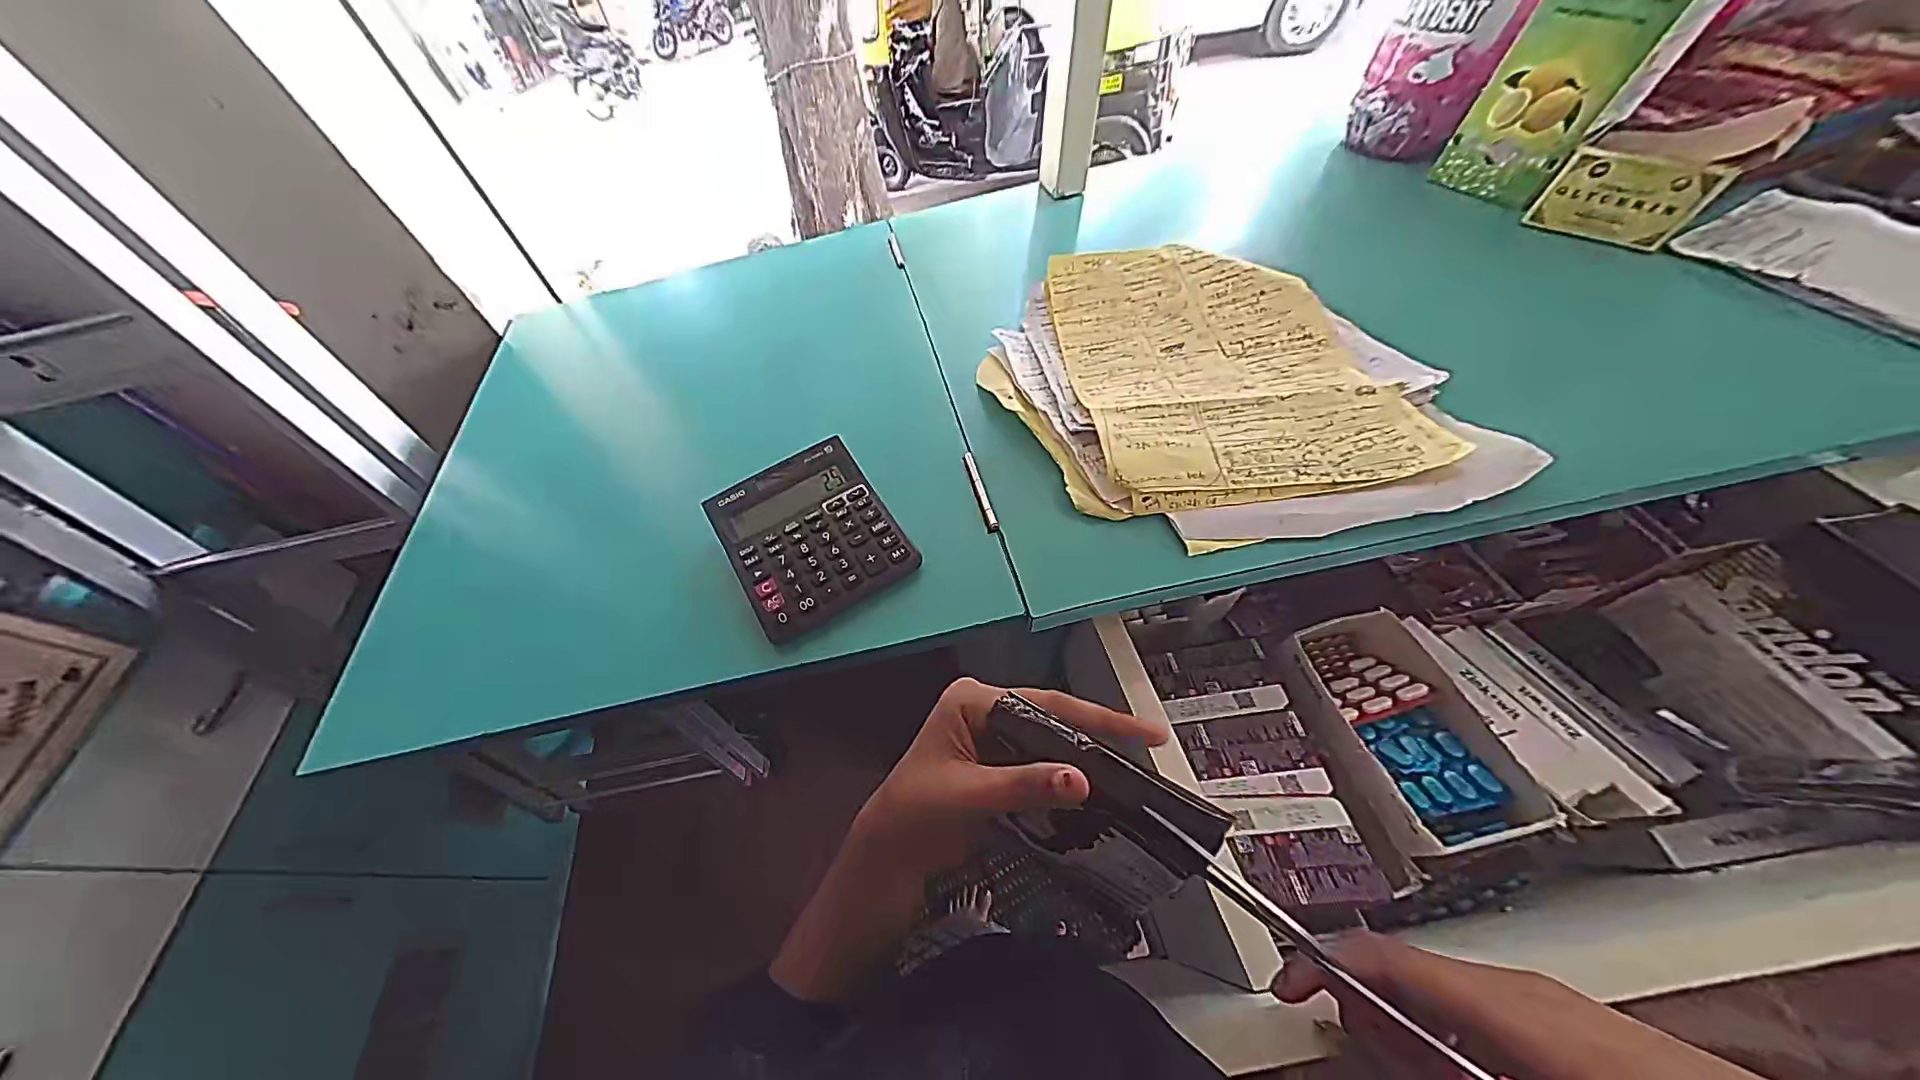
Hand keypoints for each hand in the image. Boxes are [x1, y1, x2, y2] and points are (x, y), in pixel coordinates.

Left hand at [848, 677, 1170, 872]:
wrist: (889, 859)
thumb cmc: (911, 816)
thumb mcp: (967, 796)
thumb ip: (1022, 785)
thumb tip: (1078, 779)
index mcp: (971, 700)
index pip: (1042, 703)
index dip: (1091, 717)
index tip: (1137, 730)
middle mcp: (986, 711)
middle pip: (1053, 718)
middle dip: (1098, 733)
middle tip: (1148, 744)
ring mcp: (995, 738)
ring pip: (1053, 741)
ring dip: (1088, 755)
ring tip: (1135, 766)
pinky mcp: (1003, 766)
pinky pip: (1045, 766)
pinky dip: (1070, 778)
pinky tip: (1099, 787)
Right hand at [1273, 932, 1761, 1079]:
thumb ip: (1422, 1054)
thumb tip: (1362, 1019)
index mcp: (1498, 996)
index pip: (1378, 950)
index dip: (1319, 959)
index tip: (1287, 984)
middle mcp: (1514, 981)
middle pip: (1399, 963)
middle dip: (1368, 1002)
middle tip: (1366, 1045)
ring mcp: (1539, 992)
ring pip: (1433, 982)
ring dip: (1408, 1020)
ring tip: (1418, 1063)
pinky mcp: (1557, 1010)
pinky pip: (1472, 1002)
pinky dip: (1445, 1026)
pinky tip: (1461, 1062)